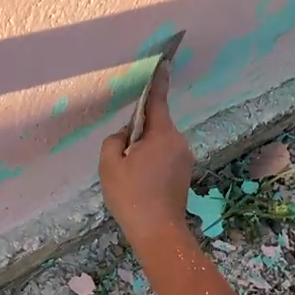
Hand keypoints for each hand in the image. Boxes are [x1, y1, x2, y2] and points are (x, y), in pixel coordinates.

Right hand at [100, 62, 193, 244]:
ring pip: (158, 142)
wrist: (159, 233)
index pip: (156, 101)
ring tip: (130, 176)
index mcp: (161, 134)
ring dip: (143, 150)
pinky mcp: (185, 172)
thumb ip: (114, 141)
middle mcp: (178, 141)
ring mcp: (184, 158)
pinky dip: (151, 162)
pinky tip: (140, 183)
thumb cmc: (132, 198)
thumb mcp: (110, 166)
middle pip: (154, 124)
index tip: (164, 61)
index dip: (157, 80)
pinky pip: (164, 156)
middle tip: (121, 158)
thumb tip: (125, 134)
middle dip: (137, 133)